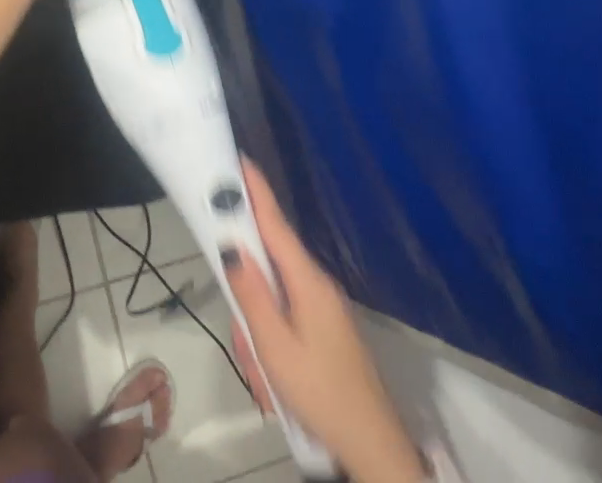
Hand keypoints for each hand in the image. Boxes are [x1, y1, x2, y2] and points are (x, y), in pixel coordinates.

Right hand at [225, 159, 422, 482]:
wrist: (370, 440)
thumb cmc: (319, 389)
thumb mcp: (274, 345)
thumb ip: (251, 293)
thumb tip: (231, 246)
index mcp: (307, 281)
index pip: (275, 224)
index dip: (256, 192)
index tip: (238, 161)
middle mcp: (317, 284)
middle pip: (266, 268)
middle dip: (247, 303)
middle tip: (250, 346)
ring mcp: (322, 307)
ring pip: (272, 300)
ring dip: (259, 335)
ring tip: (268, 379)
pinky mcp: (324, 327)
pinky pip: (284, 320)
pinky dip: (271, 344)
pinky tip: (275, 379)